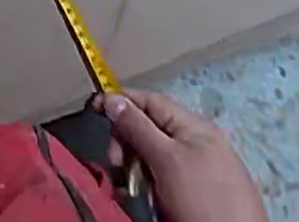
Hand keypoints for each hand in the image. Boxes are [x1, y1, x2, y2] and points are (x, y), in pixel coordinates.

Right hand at [96, 90, 267, 221]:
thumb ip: (137, 126)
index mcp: (194, 127)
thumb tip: (111, 97)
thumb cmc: (203, 202)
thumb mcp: (166, 160)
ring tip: (131, 189)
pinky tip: (145, 200)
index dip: (120, 102)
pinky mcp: (198, 196)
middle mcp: (197, 143)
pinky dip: (150, 186)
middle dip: (126, 143)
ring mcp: (199, 171)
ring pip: (153, 157)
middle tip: (117, 165)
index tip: (95, 110)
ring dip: (135, 169)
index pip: (148, 100)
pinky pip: (164, 180)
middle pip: (148, 128)